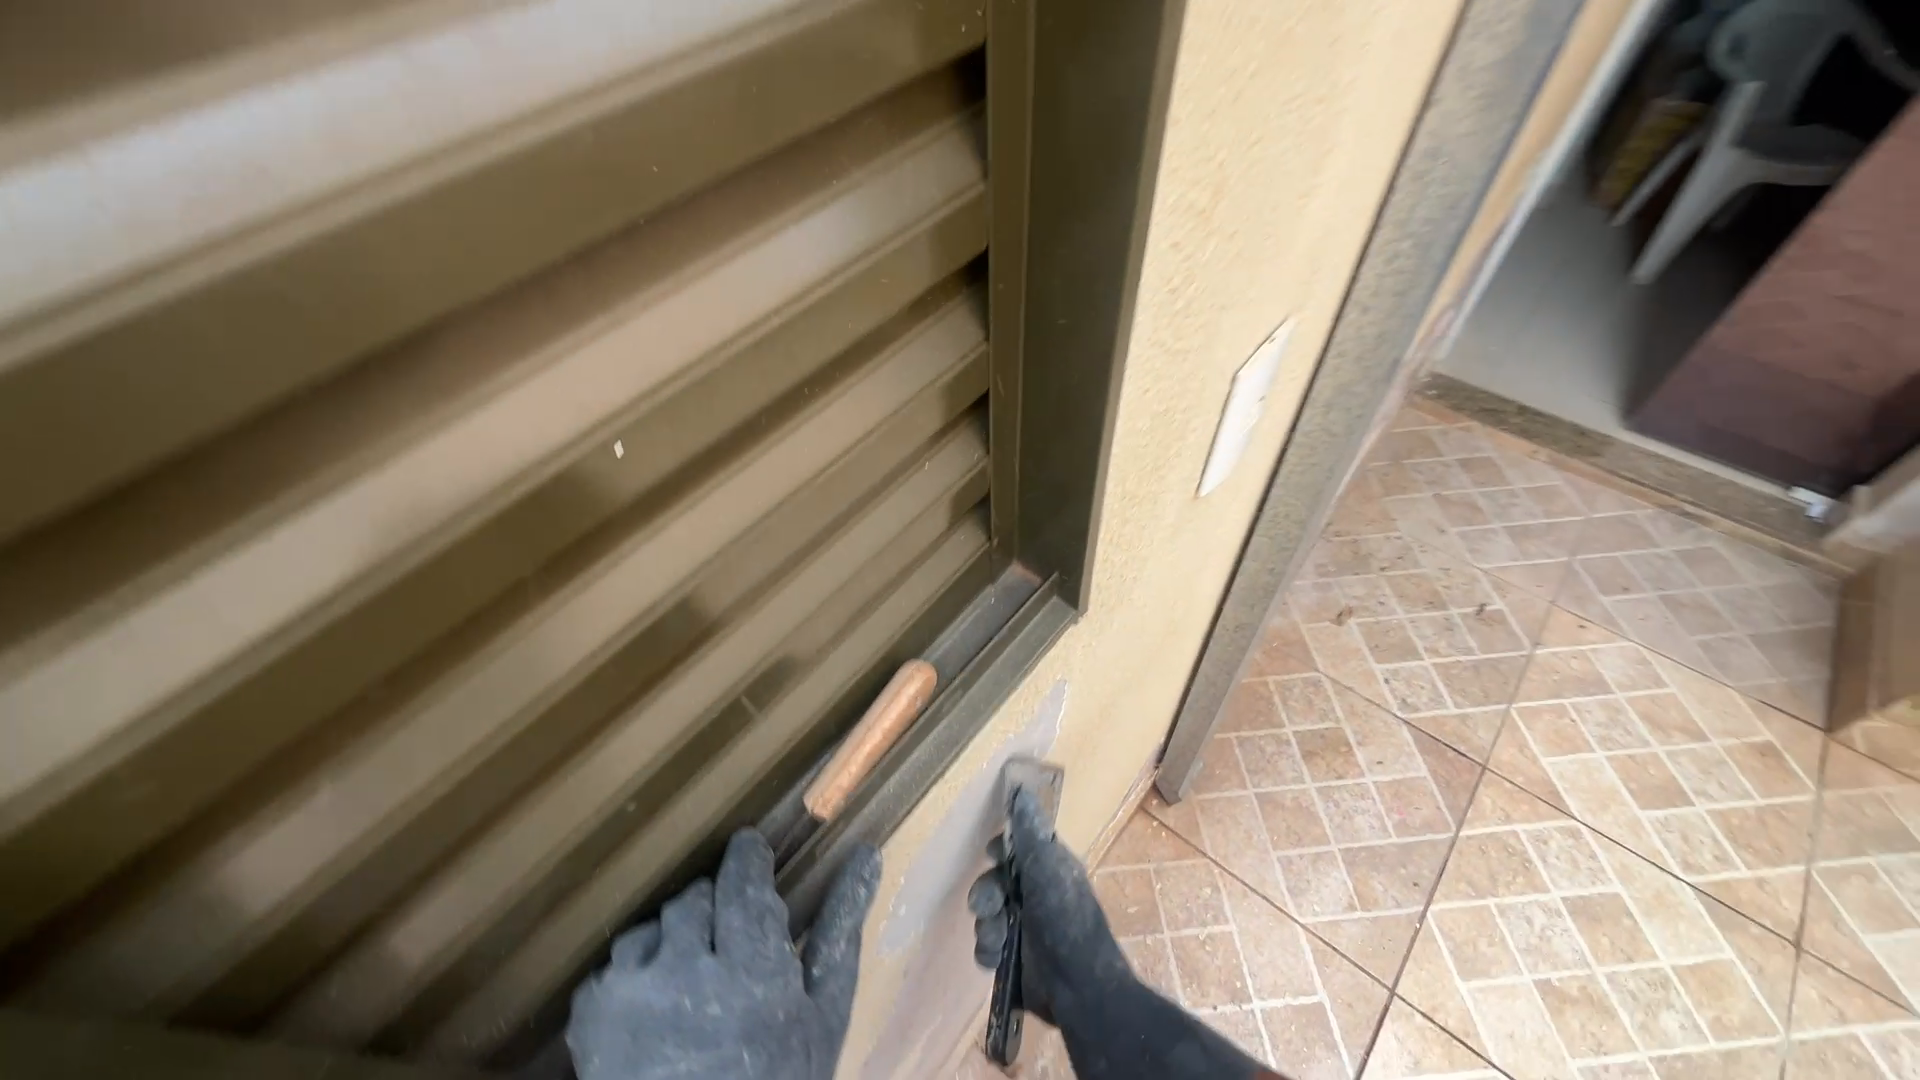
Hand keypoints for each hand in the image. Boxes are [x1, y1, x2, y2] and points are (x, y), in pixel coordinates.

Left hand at [567, 830, 880, 1079]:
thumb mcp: (823, 1013)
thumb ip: (840, 928)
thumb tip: (866, 852)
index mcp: (752, 972)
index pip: (743, 882)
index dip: (747, 857)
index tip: (751, 848)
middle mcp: (686, 973)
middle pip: (695, 898)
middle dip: (713, 907)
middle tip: (728, 940)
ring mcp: (630, 997)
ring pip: (650, 927)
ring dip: (671, 941)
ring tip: (691, 981)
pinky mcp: (589, 1022)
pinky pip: (611, 967)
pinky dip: (633, 978)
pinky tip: (656, 1011)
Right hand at [967, 789, 1131, 1026]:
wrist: (1078, 987)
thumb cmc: (1067, 919)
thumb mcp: (1048, 868)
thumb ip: (1030, 831)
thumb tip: (1022, 789)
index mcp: (1047, 869)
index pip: (1016, 847)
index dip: (1000, 849)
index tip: (993, 854)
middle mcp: (1033, 895)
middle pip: (992, 881)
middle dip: (986, 893)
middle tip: (991, 905)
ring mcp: (1021, 928)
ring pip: (985, 915)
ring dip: (987, 926)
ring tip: (1000, 939)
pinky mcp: (1011, 958)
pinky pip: (985, 946)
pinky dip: (989, 951)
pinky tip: (999, 958)